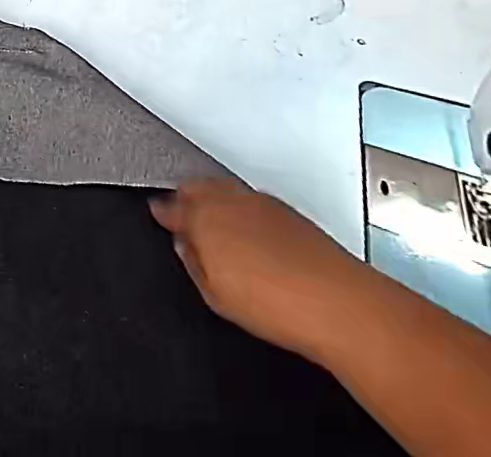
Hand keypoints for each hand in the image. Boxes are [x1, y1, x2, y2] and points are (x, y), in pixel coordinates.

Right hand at [149, 178, 366, 358]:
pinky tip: (245, 229)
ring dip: (211, 198)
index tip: (156, 212)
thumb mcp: (215, 295)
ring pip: (221, 187)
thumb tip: (186, 248)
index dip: (161, 210)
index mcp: (202, 219)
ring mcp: (256, 200)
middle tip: (180, 214)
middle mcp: (227, 200)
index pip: (171, 207)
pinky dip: (237, 205)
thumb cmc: (275, 303)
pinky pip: (247, 196)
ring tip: (213, 222)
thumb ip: (193, 263)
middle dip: (184, 197)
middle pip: (195, 187)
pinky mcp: (282, 207)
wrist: (334, 301)